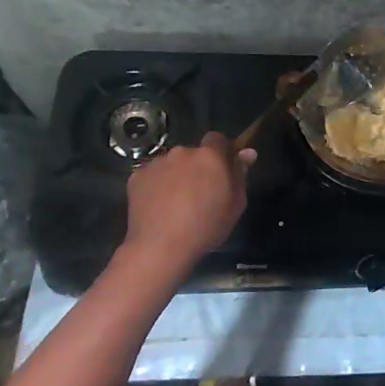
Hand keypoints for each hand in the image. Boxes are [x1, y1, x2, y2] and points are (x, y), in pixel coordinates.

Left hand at [122, 133, 255, 263]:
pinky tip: (158, 207)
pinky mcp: (137, 176)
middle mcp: (182, 152)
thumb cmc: (206, 227)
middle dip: (197, 167)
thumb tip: (247, 152)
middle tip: (199, 193)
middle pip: (193, 153)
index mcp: (209, 156)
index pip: (218, 139)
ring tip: (176, 203)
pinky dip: (157, 186)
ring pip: (171, 164)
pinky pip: (152, 176)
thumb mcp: (235, 204)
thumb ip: (240, 174)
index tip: (222, 171)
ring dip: (176, 176)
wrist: (160, 246)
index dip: (221, 152)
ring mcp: (156, 163)